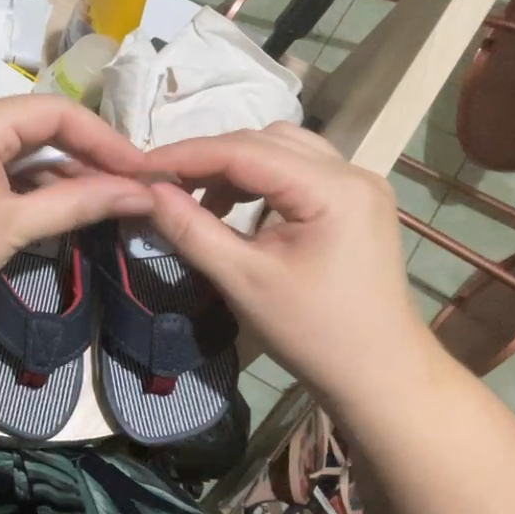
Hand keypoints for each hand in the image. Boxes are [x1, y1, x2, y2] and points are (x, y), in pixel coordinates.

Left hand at [0, 96, 154, 323]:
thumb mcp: (15, 226)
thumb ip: (80, 201)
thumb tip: (143, 193)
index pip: (53, 112)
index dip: (104, 139)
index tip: (142, 170)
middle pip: (31, 123)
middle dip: (81, 153)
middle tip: (126, 184)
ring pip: (9, 142)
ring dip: (52, 167)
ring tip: (99, 195)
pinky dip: (18, 177)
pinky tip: (52, 199)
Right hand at [141, 123, 437, 402]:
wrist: (377, 372)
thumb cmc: (311, 331)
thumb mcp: (241, 280)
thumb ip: (191, 229)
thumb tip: (146, 191)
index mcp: (333, 190)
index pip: (245, 151)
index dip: (186, 155)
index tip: (137, 168)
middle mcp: (351, 174)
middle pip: (263, 141)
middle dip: (206, 158)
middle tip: (160, 185)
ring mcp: (356, 185)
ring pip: (278, 149)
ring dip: (230, 166)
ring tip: (194, 198)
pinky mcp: (351, 201)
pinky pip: (293, 169)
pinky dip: (254, 179)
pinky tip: (231, 209)